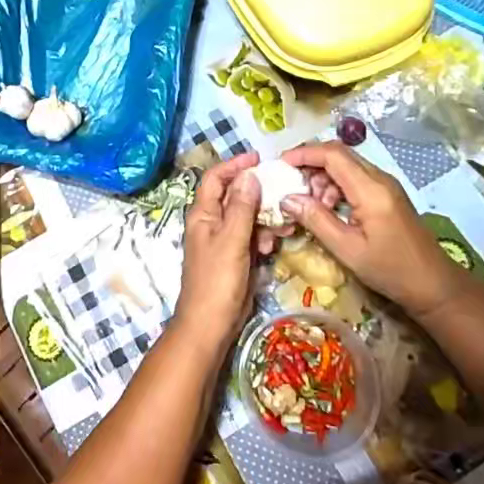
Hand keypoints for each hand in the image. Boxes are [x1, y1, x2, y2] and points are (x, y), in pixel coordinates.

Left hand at [176, 151, 273, 343]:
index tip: (259, 159)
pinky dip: (262, 235)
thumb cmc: (217, 280)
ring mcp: (222, 239)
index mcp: (202, 214)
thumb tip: (249, 175)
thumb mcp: (232, 240)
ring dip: (264, 216)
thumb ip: (241, 207)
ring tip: (281, 224)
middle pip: (234, 195)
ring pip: (246, 216)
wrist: (210, 323)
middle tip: (281, 192)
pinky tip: (273, 244)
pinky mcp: (234, 256)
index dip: (235, 165)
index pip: (216, 178)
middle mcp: (210, 222)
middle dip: (257, 192)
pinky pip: (250, 236)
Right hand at [276, 142, 478, 319]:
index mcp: (371, 189)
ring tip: (311, 205)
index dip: (303, 153)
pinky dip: (335, 186)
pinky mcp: (386, 195)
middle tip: (291, 185)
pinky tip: (328, 209)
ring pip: (345, 165)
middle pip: (339, 154)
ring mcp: (385, 185)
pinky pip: (354, 178)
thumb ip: (316, 219)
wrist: (435, 285)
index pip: (332, 154)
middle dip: (310, 164)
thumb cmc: (391, 270)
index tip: (280, 164)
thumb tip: (286, 198)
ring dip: (322, 177)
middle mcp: (379, 179)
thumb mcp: (347, 249)